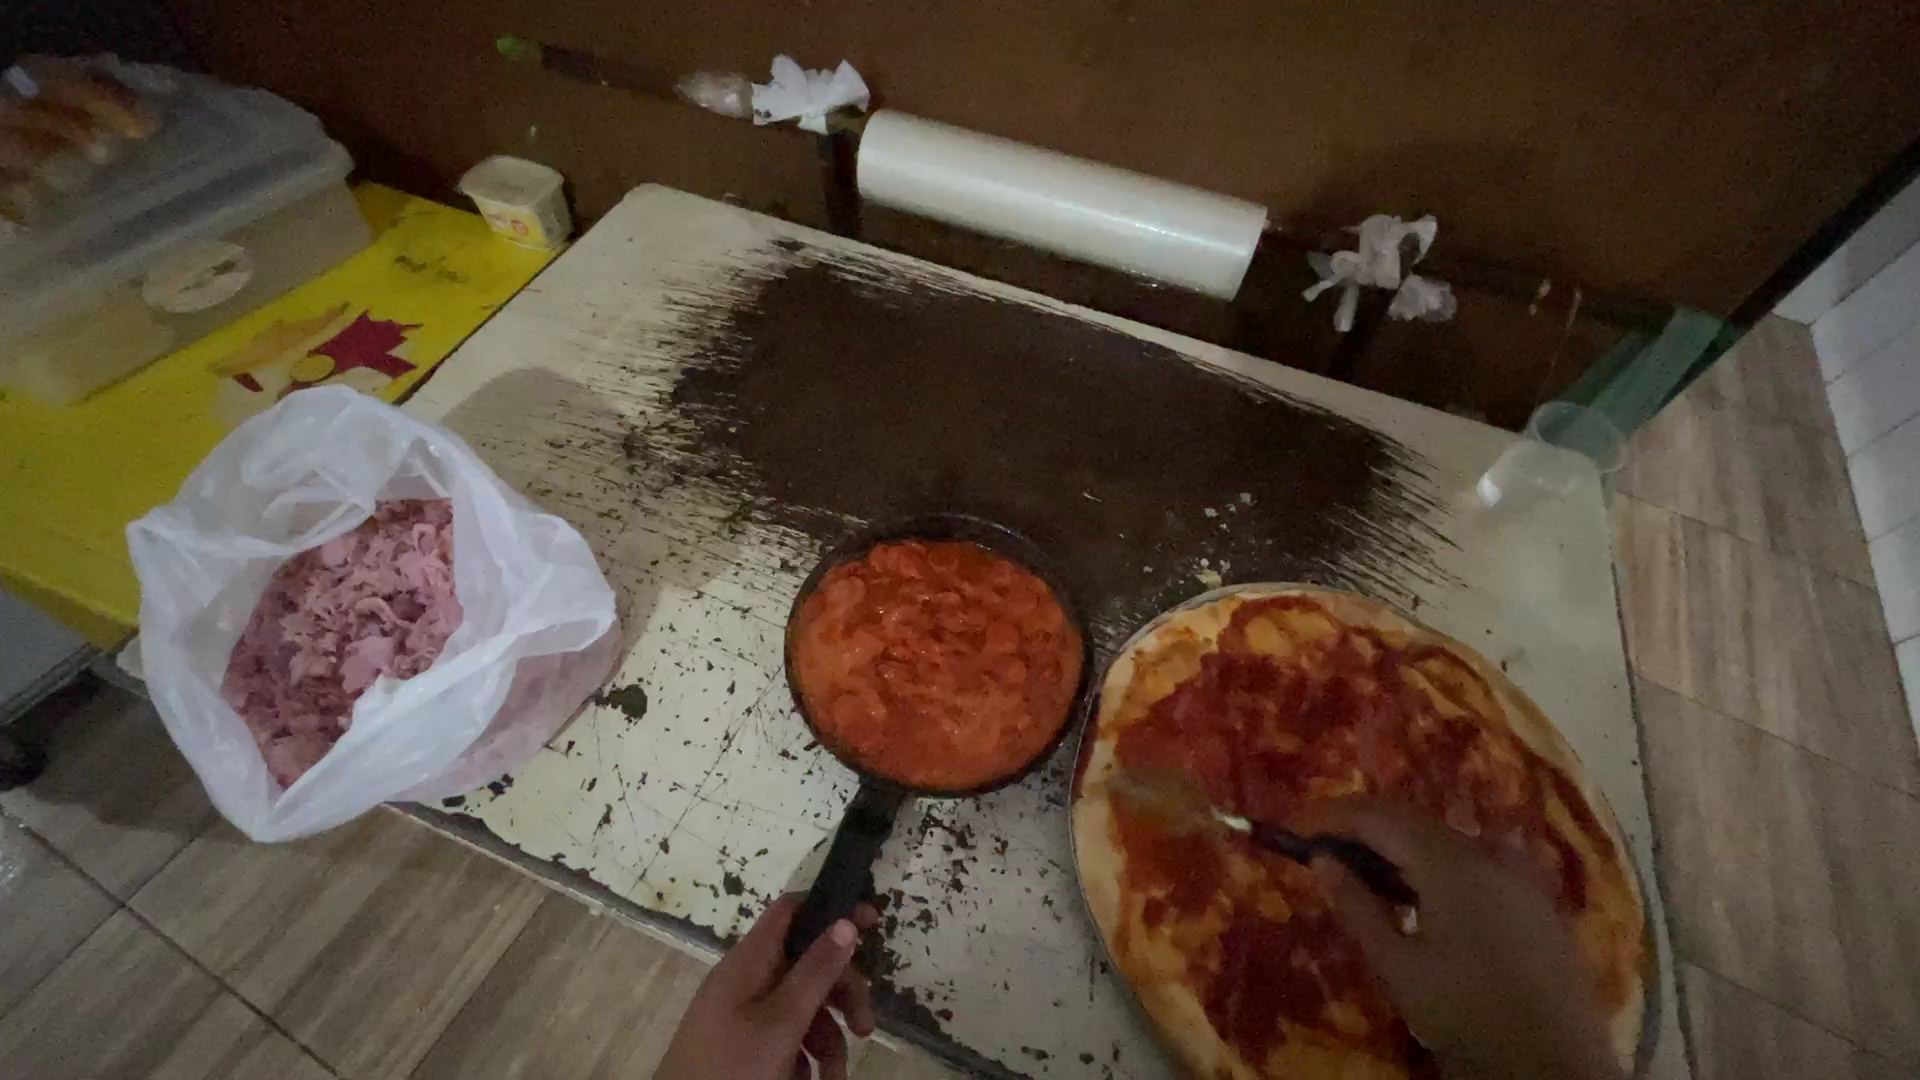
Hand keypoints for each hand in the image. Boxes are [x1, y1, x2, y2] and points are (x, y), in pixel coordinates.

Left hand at [654, 893, 878, 1079]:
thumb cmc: (730, 1072)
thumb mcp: (781, 1023)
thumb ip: (816, 971)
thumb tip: (846, 921)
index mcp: (749, 961)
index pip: (792, 909)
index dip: (832, 908)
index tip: (872, 922)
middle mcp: (747, 980)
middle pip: (806, 963)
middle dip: (841, 993)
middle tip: (864, 1026)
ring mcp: (743, 1016)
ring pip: (801, 1007)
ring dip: (827, 1038)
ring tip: (835, 1078)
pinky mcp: (742, 1049)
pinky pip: (785, 1038)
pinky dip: (805, 1058)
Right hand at [1299, 799, 1622, 1079]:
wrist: (1559, 1075)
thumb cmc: (1466, 1017)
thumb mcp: (1396, 966)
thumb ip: (1355, 905)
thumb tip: (1321, 859)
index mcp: (1449, 863)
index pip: (1375, 816)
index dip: (1329, 816)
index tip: (1295, 830)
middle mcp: (1486, 852)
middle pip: (1407, 818)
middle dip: (1358, 826)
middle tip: (1321, 847)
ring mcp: (1517, 872)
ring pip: (1439, 835)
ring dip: (1394, 842)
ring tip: (1362, 869)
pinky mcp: (1535, 896)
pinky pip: (1471, 856)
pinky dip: (1431, 859)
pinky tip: (1416, 889)